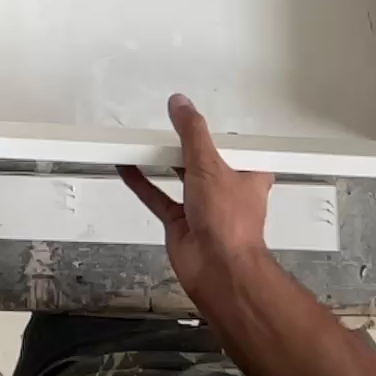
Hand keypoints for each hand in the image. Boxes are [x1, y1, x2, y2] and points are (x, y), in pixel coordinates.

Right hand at [119, 94, 274, 303]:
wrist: (219, 271)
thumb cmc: (231, 224)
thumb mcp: (210, 164)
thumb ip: (192, 133)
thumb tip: (181, 105)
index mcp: (247, 173)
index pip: (230, 143)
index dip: (214, 130)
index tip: (194, 114)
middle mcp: (226, 189)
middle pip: (202, 157)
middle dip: (184, 143)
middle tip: (165, 123)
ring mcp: (203, 206)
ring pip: (179, 175)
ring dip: (162, 159)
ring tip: (144, 140)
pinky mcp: (181, 222)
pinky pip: (157, 196)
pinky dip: (142, 181)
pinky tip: (128, 166)